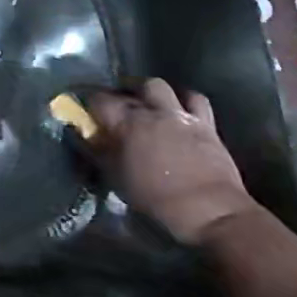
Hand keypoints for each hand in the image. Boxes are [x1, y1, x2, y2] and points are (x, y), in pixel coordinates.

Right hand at [83, 79, 256, 244]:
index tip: (89, 113)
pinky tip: (180, 110)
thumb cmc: (157, 199)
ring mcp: (181, 114)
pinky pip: (194, 99)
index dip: (92, 104)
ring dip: (151, 92)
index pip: (101, 101)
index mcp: (128, 124)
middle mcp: (153, 112)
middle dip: (124, 93)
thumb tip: (92, 138)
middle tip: (120, 107)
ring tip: (148, 103)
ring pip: (161, 87)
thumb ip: (103, 153)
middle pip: (134, 87)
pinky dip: (184, 100)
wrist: (208, 208)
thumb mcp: (119, 179)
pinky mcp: (205, 123)